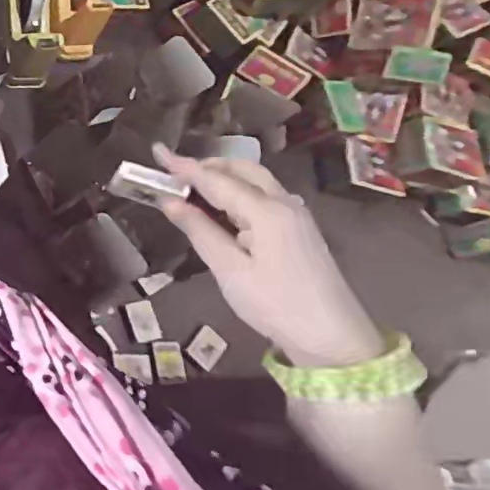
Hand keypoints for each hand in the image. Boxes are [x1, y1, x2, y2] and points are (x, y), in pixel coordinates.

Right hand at [152, 146, 384, 367]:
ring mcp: (295, 215)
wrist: (331, 337)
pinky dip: (237, 192)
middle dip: (207, 165)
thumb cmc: (274, 304)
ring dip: (223, 176)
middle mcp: (284, 204)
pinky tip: (220, 207)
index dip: (185, 167)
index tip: (158, 152)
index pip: (218, 180)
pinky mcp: (298, 229)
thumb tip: (170, 202)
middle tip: (173, 171)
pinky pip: (263, 197)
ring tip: (190, 186)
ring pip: (256, 181)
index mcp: (266, 212)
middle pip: (242, 170)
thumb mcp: (229, 270)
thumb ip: (200, 231)